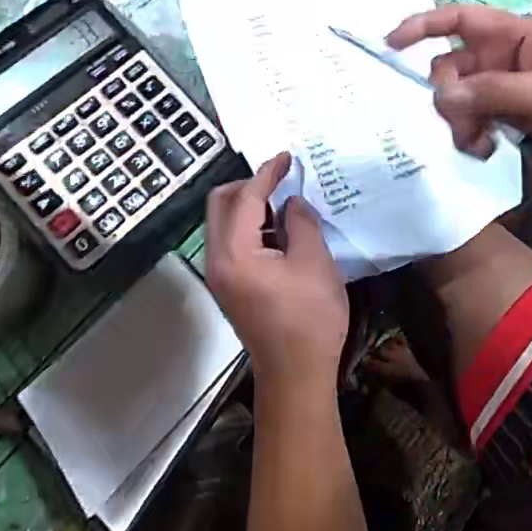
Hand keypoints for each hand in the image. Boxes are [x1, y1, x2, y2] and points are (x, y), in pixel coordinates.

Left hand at [205, 152, 349, 389]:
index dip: (267, 173)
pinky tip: (280, 231)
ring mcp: (220, 276)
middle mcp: (217, 260)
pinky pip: (232, 243)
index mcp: (235, 252)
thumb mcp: (314, 262)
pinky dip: (252, 227)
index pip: (245, 198)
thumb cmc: (310, 317)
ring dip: (250, 206)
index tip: (286, 157)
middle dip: (249, 185)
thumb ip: (300, 223)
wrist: (297, 373)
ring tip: (285, 203)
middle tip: (281, 179)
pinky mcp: (230, 287)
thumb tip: (291, 203)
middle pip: (220, 205)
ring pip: (224, 224)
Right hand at [387, 5, 531, 178]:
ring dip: (459, 124)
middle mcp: (500, 60)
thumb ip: (496, 92)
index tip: (391, 44)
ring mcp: (499, 93)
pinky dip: (468, 139)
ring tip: (483, 145)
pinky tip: (487, 151)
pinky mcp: (499, 121)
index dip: (423, 25)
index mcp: (515, 38)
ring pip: (454, 102)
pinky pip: (466, 125)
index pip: (460, 20)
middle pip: (448, 69)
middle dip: (449, 97)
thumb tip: (440, 96)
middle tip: (466, 125)